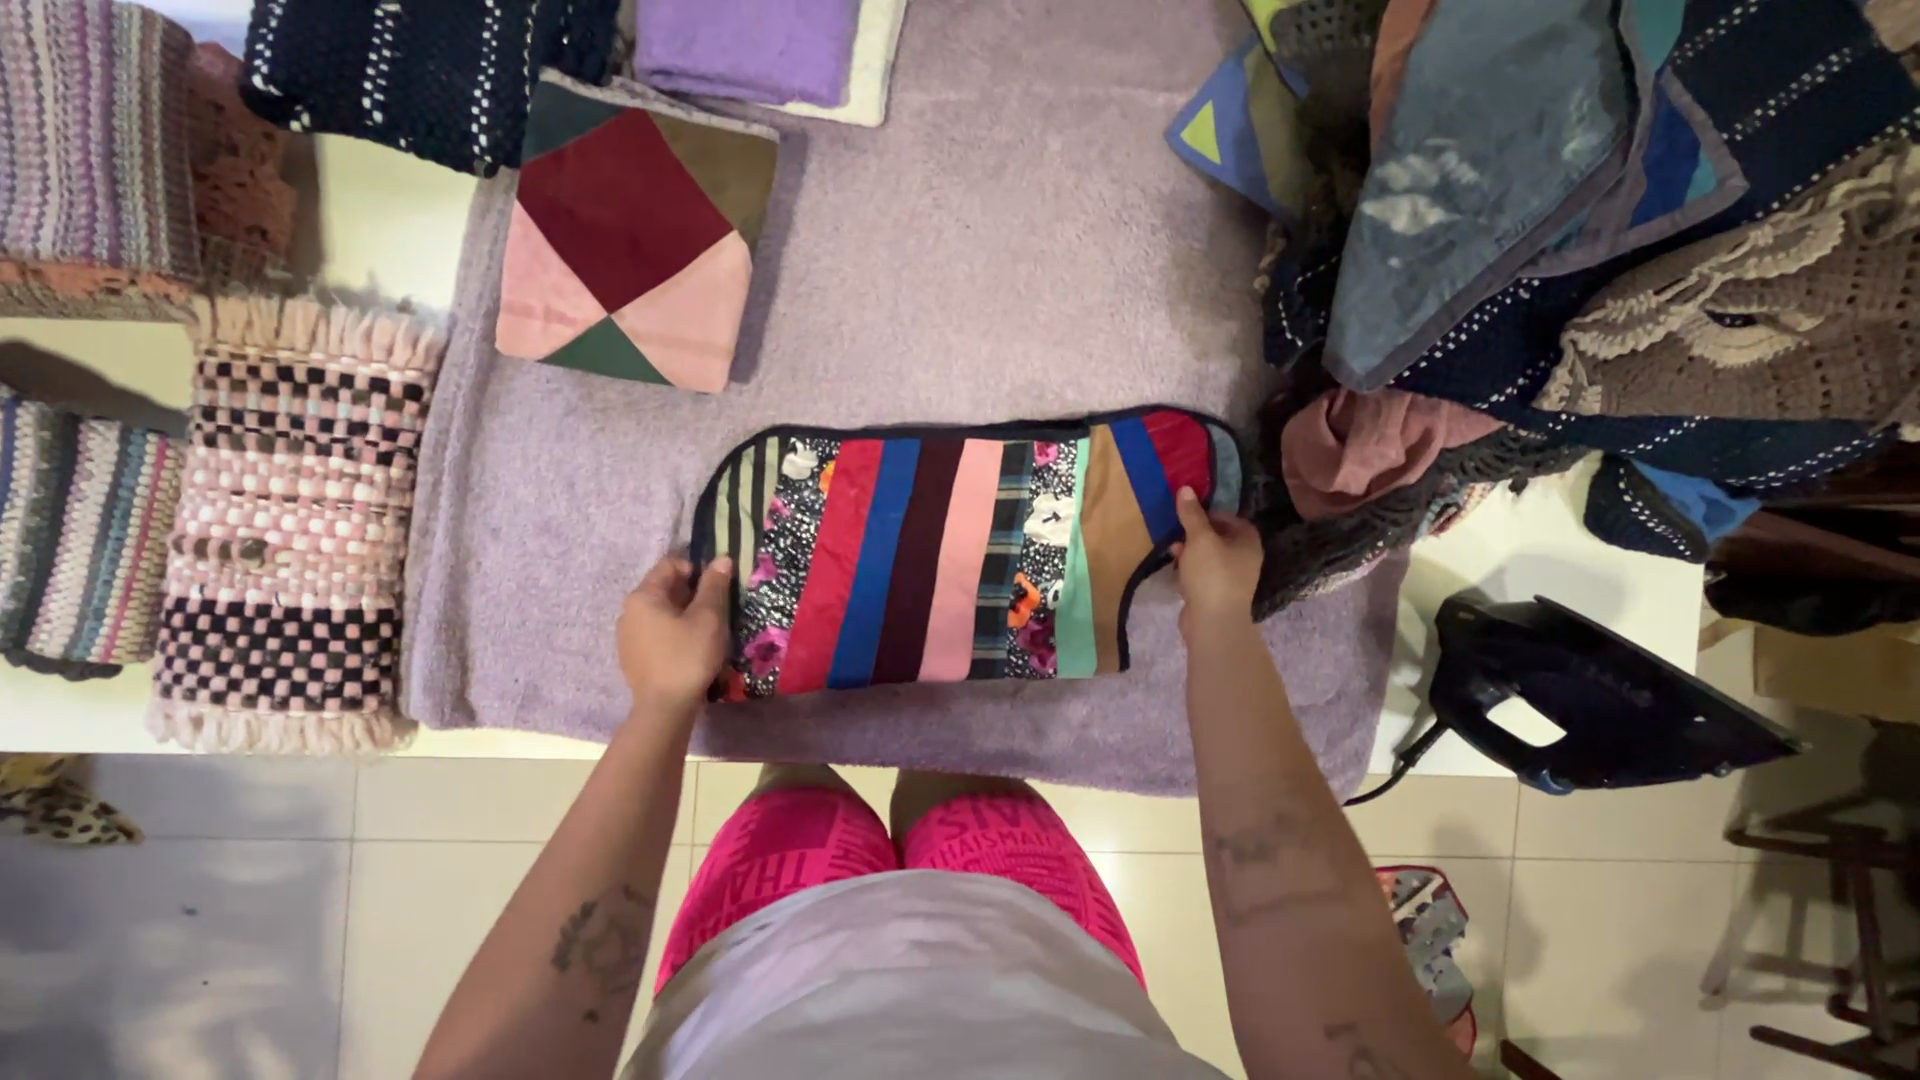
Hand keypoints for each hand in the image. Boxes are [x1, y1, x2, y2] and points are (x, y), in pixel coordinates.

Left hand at [616, 554, 733, 715]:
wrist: (665, 708)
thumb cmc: (688, 655)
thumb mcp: (708, 617)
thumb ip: (714, 585)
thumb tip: (722, 559)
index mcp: (643, 596)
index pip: (669, 564)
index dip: (696, 567)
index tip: (717, 585)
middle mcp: (628, 611)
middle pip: (664, 588)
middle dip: (691, 592)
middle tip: (716, 608)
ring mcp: (626, 636)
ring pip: (660, 612)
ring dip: (683, 613)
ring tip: (706, 630)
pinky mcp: (632, 657)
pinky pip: (655, 633)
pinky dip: (673, 632)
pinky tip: (689, 649)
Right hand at [1170, 486, 1262, 638]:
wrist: (1213, 621)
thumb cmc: (1212, 574)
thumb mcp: (1199, 538)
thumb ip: (1192, 514)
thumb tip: (1185, 488)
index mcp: (1248, 541)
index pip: (1231, 518)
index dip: (1211, 512)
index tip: (1189, 512)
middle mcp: (1244, 558)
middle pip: (1219, 536)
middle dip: (1196, 532)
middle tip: (1178, 529)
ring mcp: (1231, 578)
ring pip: (1208, 555)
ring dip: (1190, 550)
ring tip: (1173, 548)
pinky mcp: (1216, 593)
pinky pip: (1202, 573)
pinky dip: (1190, 568)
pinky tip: (1175, 567)